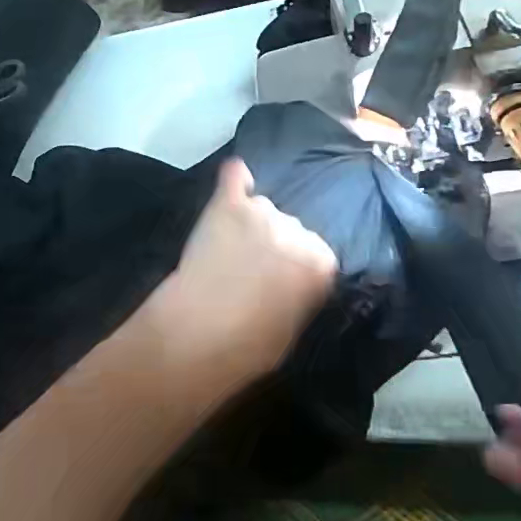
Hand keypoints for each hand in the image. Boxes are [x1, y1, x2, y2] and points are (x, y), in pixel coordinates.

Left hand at [135, 159, 337, 386]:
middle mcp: (297, 229)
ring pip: (261, 207)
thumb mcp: (293, 327)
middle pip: (290, 227)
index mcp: (321, 263)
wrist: (200, 331)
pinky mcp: (225, 205)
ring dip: (251, 223)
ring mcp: (261, 212)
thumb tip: (294, 286)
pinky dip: (235, 178)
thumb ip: (301, 295)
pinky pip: (235, 176)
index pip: (317, 254)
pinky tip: (234, 178)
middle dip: (275, 244)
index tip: (281, 281)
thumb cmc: (249, 344)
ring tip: (228, 248)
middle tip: (250, 270)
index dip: (296, 267)